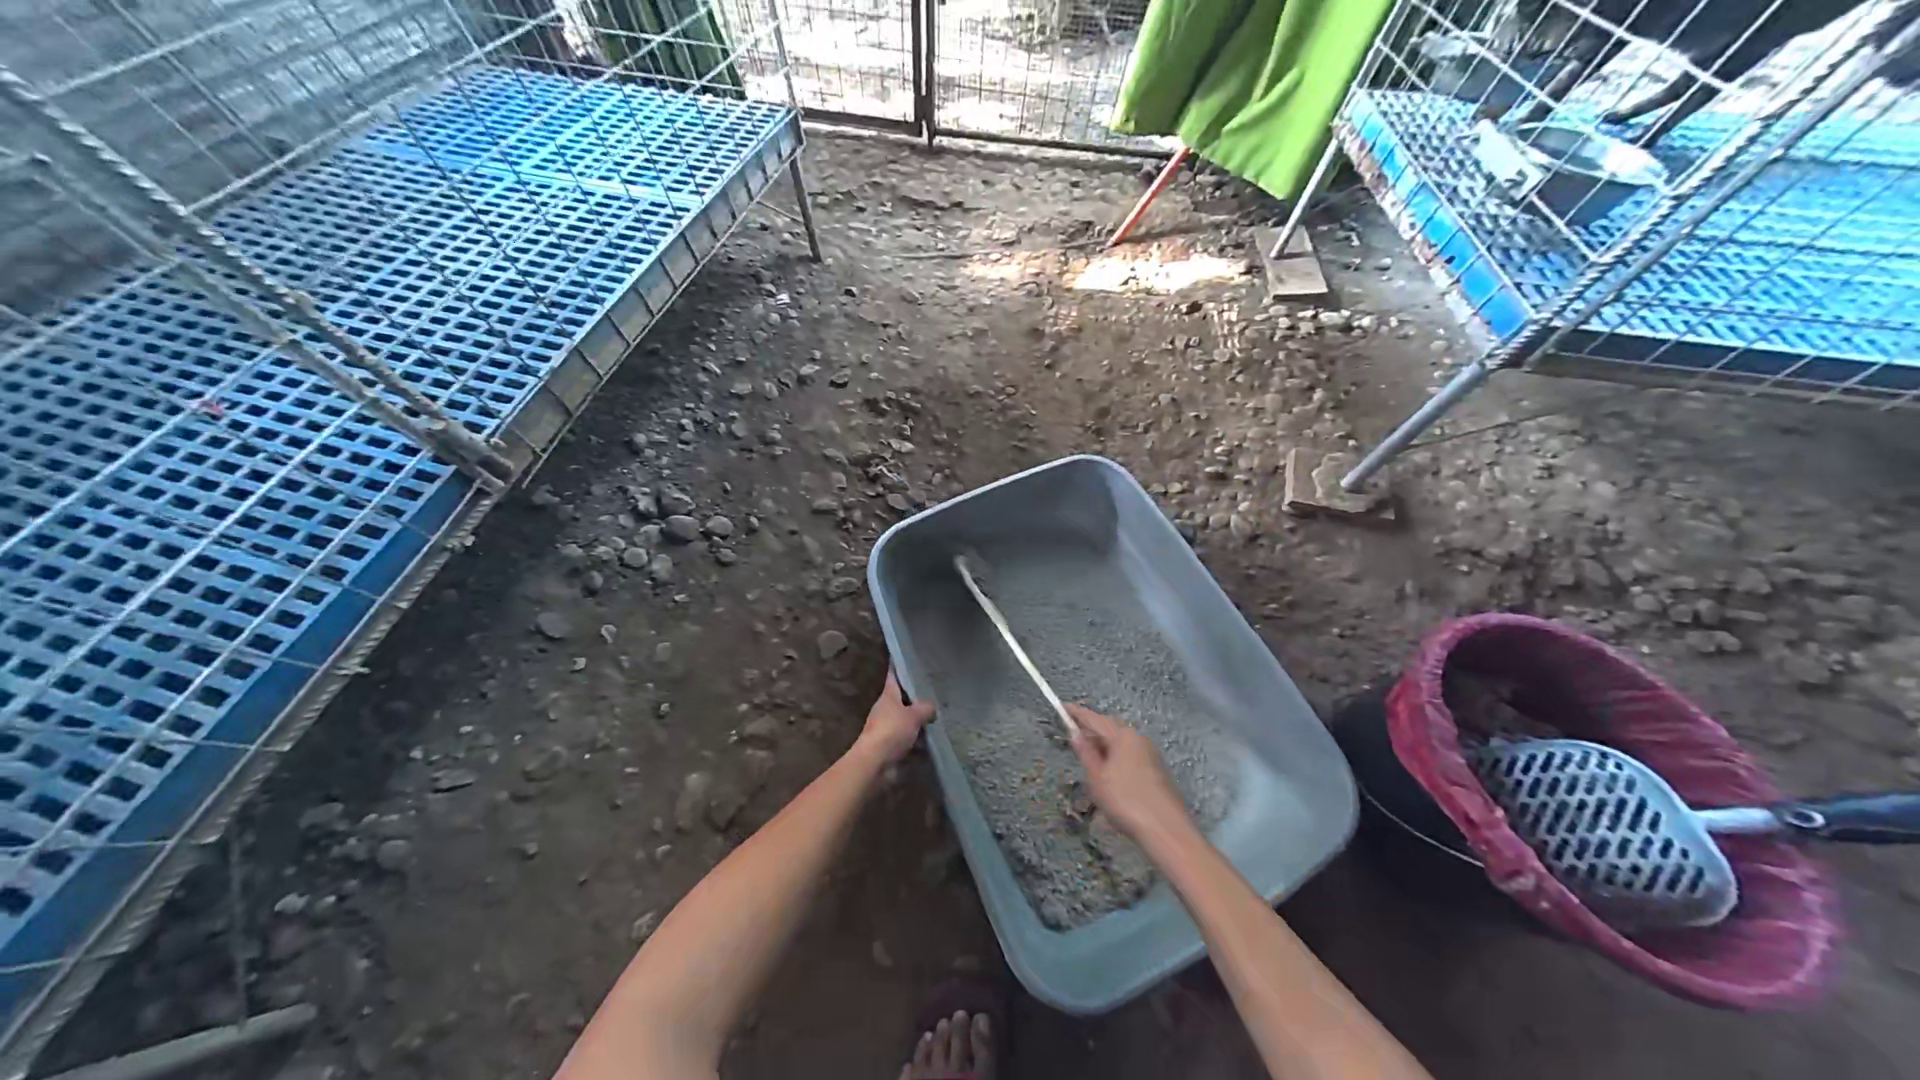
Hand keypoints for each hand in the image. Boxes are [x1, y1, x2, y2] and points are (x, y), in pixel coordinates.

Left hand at [855, 670, 934, 762]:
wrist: (875, 763)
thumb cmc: (891, 731)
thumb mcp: (913, 715)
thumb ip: (925, 708)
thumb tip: (932, 707)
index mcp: (888, 696)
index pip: (894, 676)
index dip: (899, 667)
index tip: (906, 658)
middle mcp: (886, 710)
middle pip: (901, 699)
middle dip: (915, 697)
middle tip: (934, 691)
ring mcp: (887, 728)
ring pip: (906, 719)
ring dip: (918, 720)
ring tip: (938, 715)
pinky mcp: (891, 746)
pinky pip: (908, 738)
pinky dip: (918, 739)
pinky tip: (932, 739)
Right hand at [1067, 704, 1193, 846]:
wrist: (1165, 829)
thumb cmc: (1125, 800)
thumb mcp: (1097, 777)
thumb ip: (1086, 753)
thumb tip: (1075, 734)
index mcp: (1123, 736)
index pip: (1094, 719)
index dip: (1077, 713)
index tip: (1062, 707)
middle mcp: (1138, 739)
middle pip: (1111, 728)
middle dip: (1092, 730)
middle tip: (1074, 735)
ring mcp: (1150, 754)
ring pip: (1121, 743)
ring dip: (1104, 746)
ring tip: (1089, 757)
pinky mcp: (1156, 770)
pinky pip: (1130, 755)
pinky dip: (1116, 757)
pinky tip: (1110, 773)